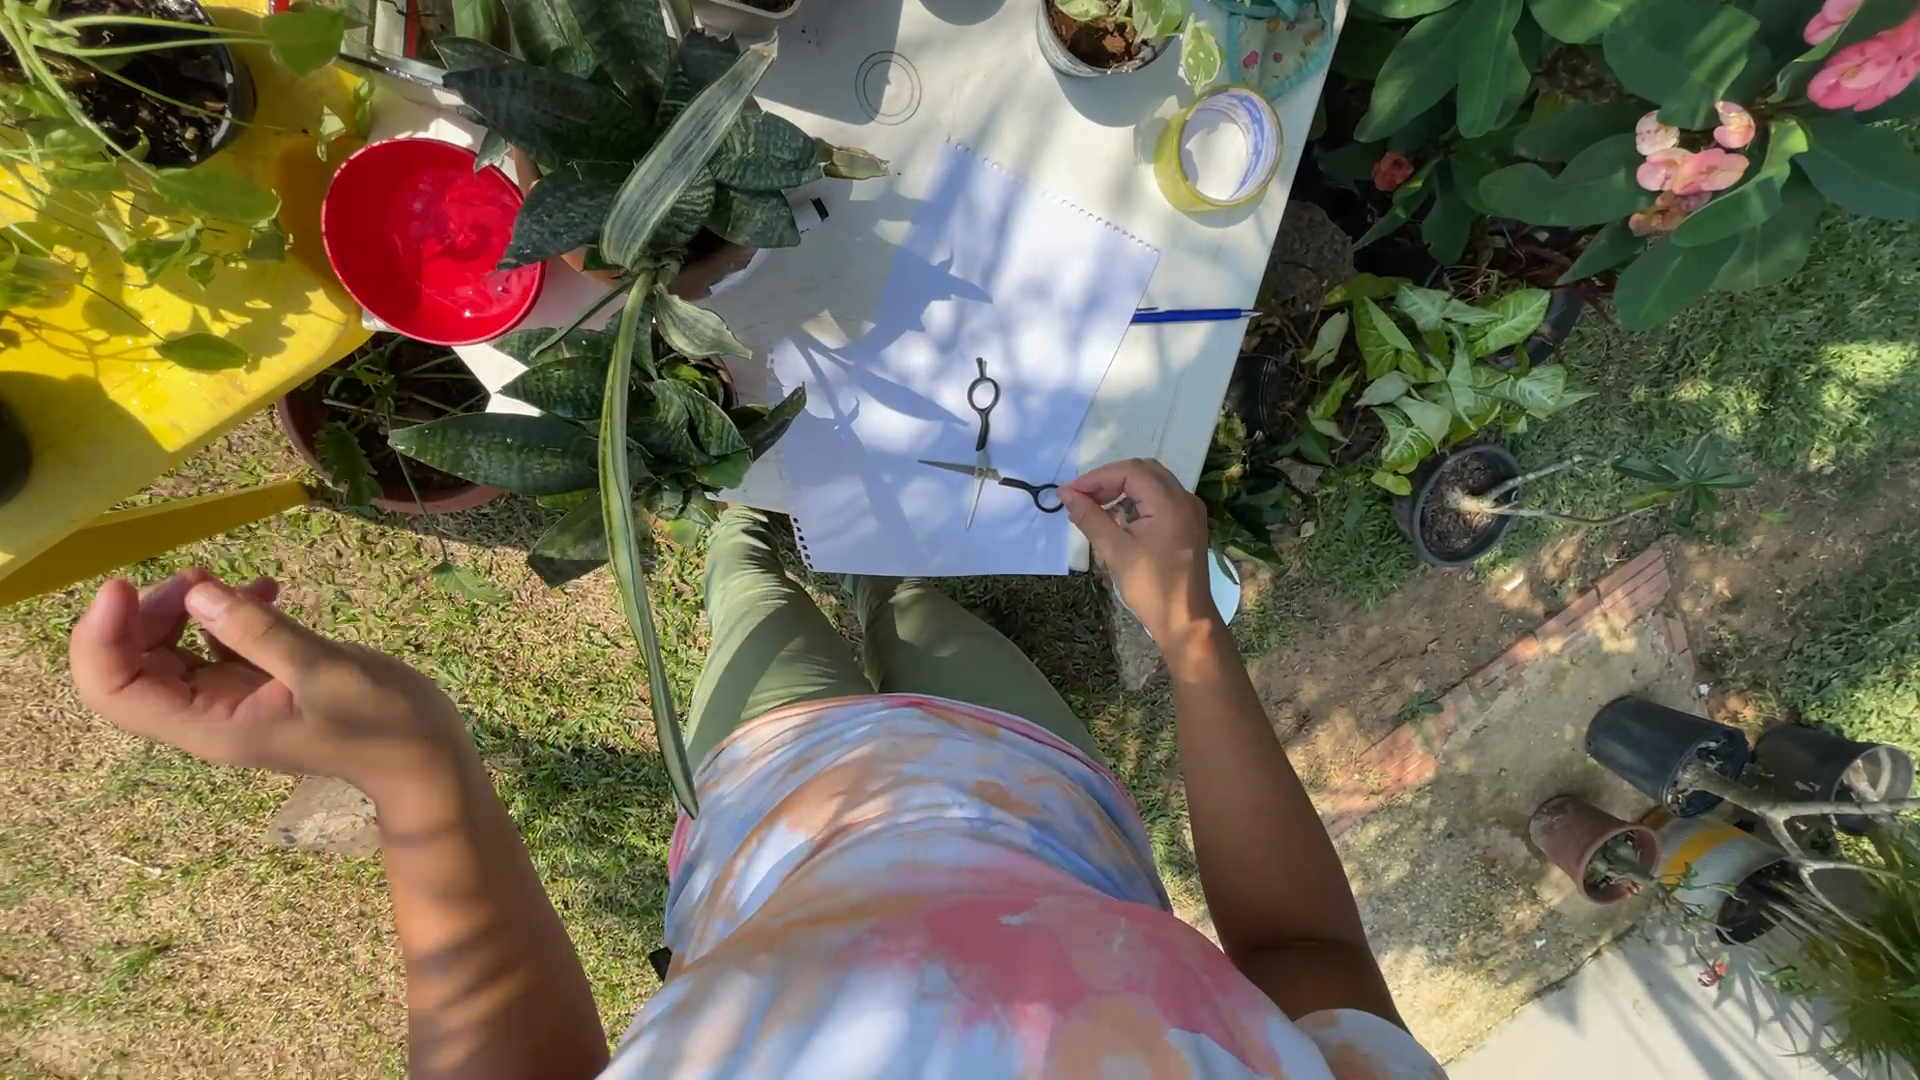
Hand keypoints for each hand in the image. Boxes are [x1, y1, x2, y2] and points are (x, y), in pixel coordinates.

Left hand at [69, 568, 473, 802]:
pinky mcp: (270, 687)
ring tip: (227, 578)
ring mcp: (239, 701)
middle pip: (139, 666)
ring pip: (179, 654)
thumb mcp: (327, 672)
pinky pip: (226, 649)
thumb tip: (198, 594)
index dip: (101, 637)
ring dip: (189, 612)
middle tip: (199, 575)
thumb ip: (262, 634)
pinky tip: (264, 591)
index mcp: (211, 724)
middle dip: (150, 616)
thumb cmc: (382, 721)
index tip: (125, 587)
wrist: (426, 754)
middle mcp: (210, 715)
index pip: (115, 687)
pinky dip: (232, 617)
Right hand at [1059, 458, 1218, 648]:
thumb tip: (1065, 495)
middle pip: (1143, 470)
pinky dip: (1136, 498)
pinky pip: (1160, 497)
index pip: (1130, 472)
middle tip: (1082, 497)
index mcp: (1170, 504)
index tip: (1070, 493)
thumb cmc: (1151, 587)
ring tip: (1095, 505)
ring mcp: (1189, 511)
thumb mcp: (1116, 551)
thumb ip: (1091, 517)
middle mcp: (1185, 499)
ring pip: (1152, 482)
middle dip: (1109, 479)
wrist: (1185, 620)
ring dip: (1122, 487)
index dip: (1097, 477)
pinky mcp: (1187, 523)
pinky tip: (1117, 514)